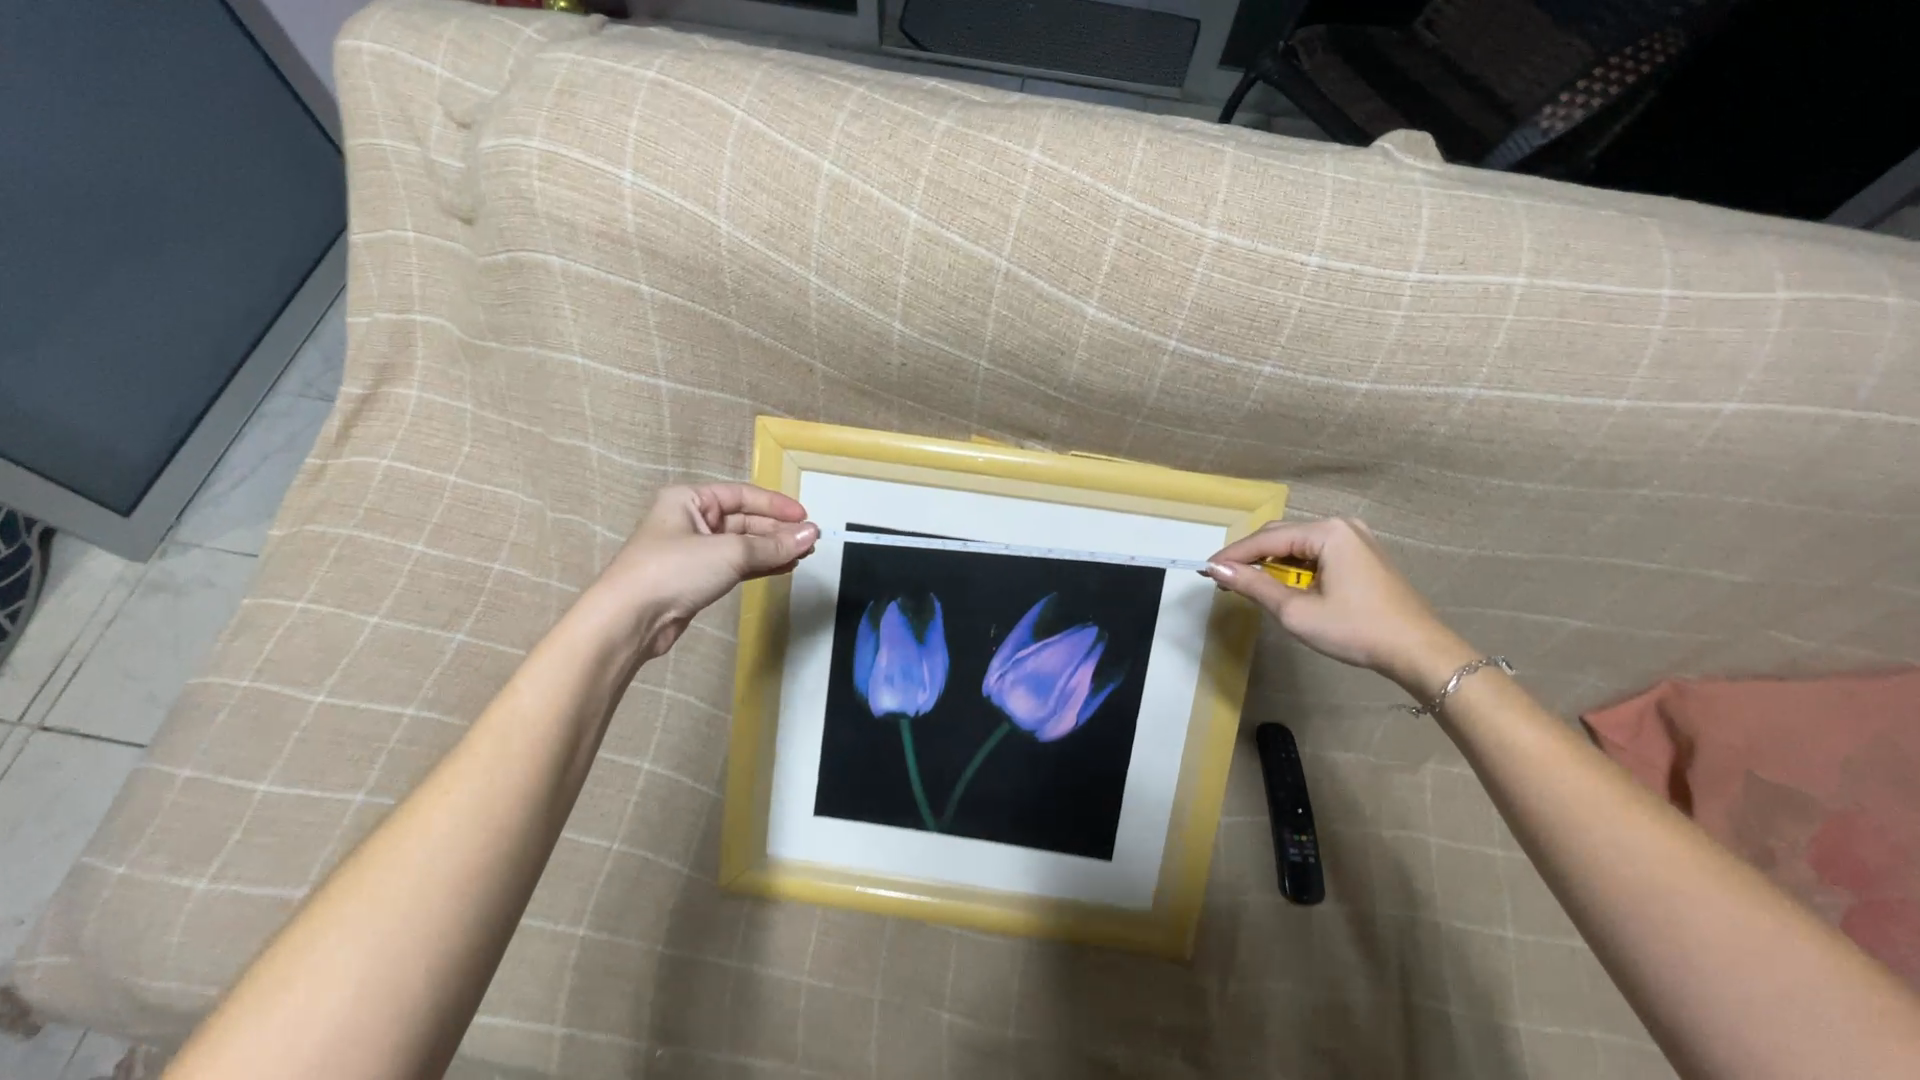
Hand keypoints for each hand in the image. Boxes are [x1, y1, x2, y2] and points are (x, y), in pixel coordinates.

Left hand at [578, 484, 817, 659]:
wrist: (630, 620)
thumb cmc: (674, 571)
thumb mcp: (729, 552)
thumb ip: (774, 545)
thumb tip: (811, 534)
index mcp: (688, 499)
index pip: (742, 495)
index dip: (776, 505)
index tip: (806, 517)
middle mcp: (690, 520)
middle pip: (744, 520)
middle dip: (777, 531)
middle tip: (810, 541)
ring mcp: (693, 551)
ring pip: (742, 545)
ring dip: (772, 549)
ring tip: (804, 554)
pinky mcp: (697, 579)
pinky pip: (736, 566)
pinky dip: (760, 566)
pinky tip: (784, 567)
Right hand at [1204, 518, 1474, 693]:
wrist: (1419, 650)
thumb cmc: (1356, 630)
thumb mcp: (1296, 611)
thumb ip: (1254, 585)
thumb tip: (1216, 570)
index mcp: (1327, 532)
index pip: (1266, 539)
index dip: (1233, 555)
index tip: (1206, 571)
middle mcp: (1342, 526)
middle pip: (1282, 536)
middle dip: (1251, 557)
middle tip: (1223, 579)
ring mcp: (1356, 539)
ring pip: (1299, 545)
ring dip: (1272, 563)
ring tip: (1247, 585)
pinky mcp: (1364, 556)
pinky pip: (1317, 554)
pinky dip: (1295, 568)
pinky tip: (1282, 586)